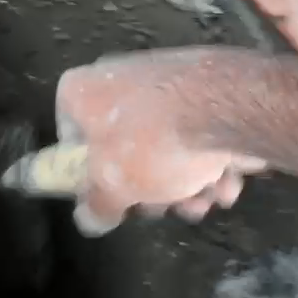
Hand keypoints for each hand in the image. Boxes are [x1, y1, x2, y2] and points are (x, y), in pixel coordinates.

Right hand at [54, 47, 266, 236]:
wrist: (221, 105)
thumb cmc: (151, 141)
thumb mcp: (114, 186)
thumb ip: (97, 205)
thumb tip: (87, 219)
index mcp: (77, 91)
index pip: (72, 140)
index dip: (94, 177)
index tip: (119, 200)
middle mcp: (111, 79)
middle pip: (122, 148)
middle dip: (150, 186)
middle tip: (166, 204)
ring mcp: (155, 82)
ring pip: (162, 146)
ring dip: (184, 182)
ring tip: (204, 197)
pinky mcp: (195, 89)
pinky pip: (191, 131)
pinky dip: (206, 159)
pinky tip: (225, 180)